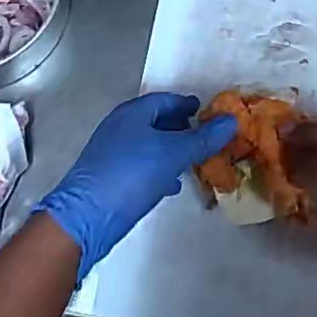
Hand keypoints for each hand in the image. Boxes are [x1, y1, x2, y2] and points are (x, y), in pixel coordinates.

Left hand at [37, 92, 236, 280]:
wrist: (85, 217)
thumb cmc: (131, 174)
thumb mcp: (172, 154)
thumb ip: (202, 139)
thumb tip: (231, 121)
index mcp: (132, 112)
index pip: (164, 100)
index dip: (185, 104)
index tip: (204, 110)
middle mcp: (120, 126)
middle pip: (155, 120)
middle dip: (179, 127)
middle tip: (202, 135)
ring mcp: (111, 152)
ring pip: (148, 143)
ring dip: (169, 149)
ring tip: (191, 160)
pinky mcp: (108, 176)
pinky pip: (140, 163)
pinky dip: (157, 167)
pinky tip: (170, 183)